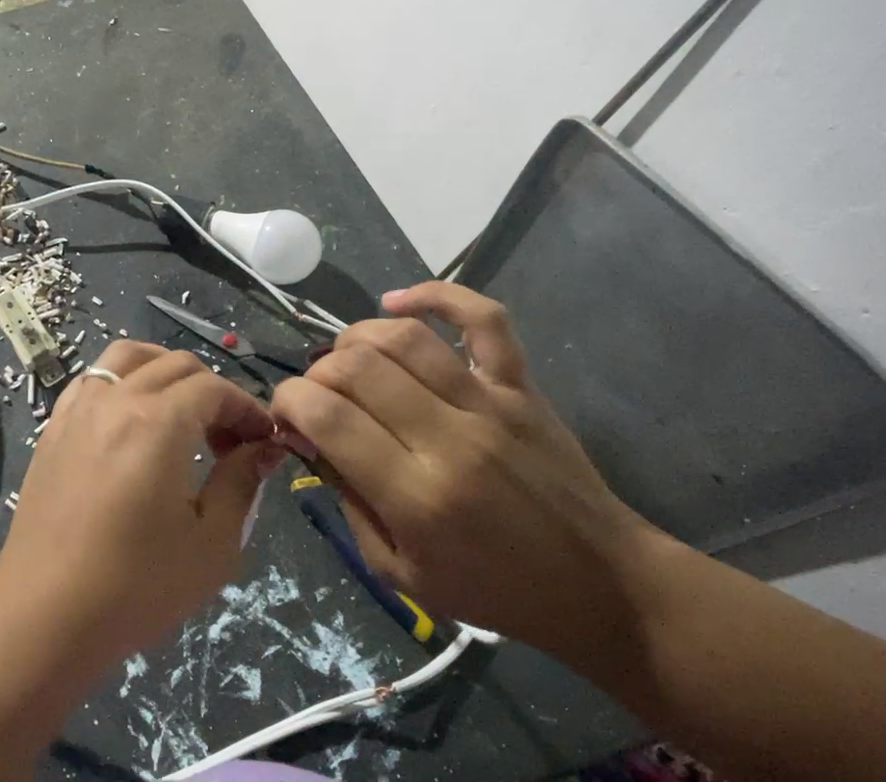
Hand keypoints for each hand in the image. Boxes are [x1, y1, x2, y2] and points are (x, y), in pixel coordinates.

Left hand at [0, 342, 283, 664]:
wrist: (46, 613)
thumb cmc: (137, 586)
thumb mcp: (212, 543)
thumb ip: (240, 482)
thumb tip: (262, 448)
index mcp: (157, 422)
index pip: (213, 388)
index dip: (247, 408)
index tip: (263, 442)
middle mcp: (114, 400)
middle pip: (173, 365)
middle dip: (212, 391)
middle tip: (229, 439)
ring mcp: (76, 411)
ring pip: (125, 358)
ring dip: (163, 372)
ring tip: (182, 414)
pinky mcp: (52, 431)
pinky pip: (90, 382)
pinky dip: (120, 384)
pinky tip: (130, 422)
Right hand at [270, 281, 657, 652]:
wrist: (600, 586)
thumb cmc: (493, 589)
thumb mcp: (399, 572)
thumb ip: (347, 500)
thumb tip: (310, 437)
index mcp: (414, 495)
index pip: (326, 415)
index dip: (287, 401)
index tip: (285, 414)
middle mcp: (450, 439)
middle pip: (355, 368)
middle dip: (315, 374)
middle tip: (316, 397)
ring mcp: (491, 405)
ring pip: (404, 339)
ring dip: (355, 339)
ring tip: (345, 361)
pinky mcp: (522, 388)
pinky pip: (483, 320)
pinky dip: (436, 296)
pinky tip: (397, 303)